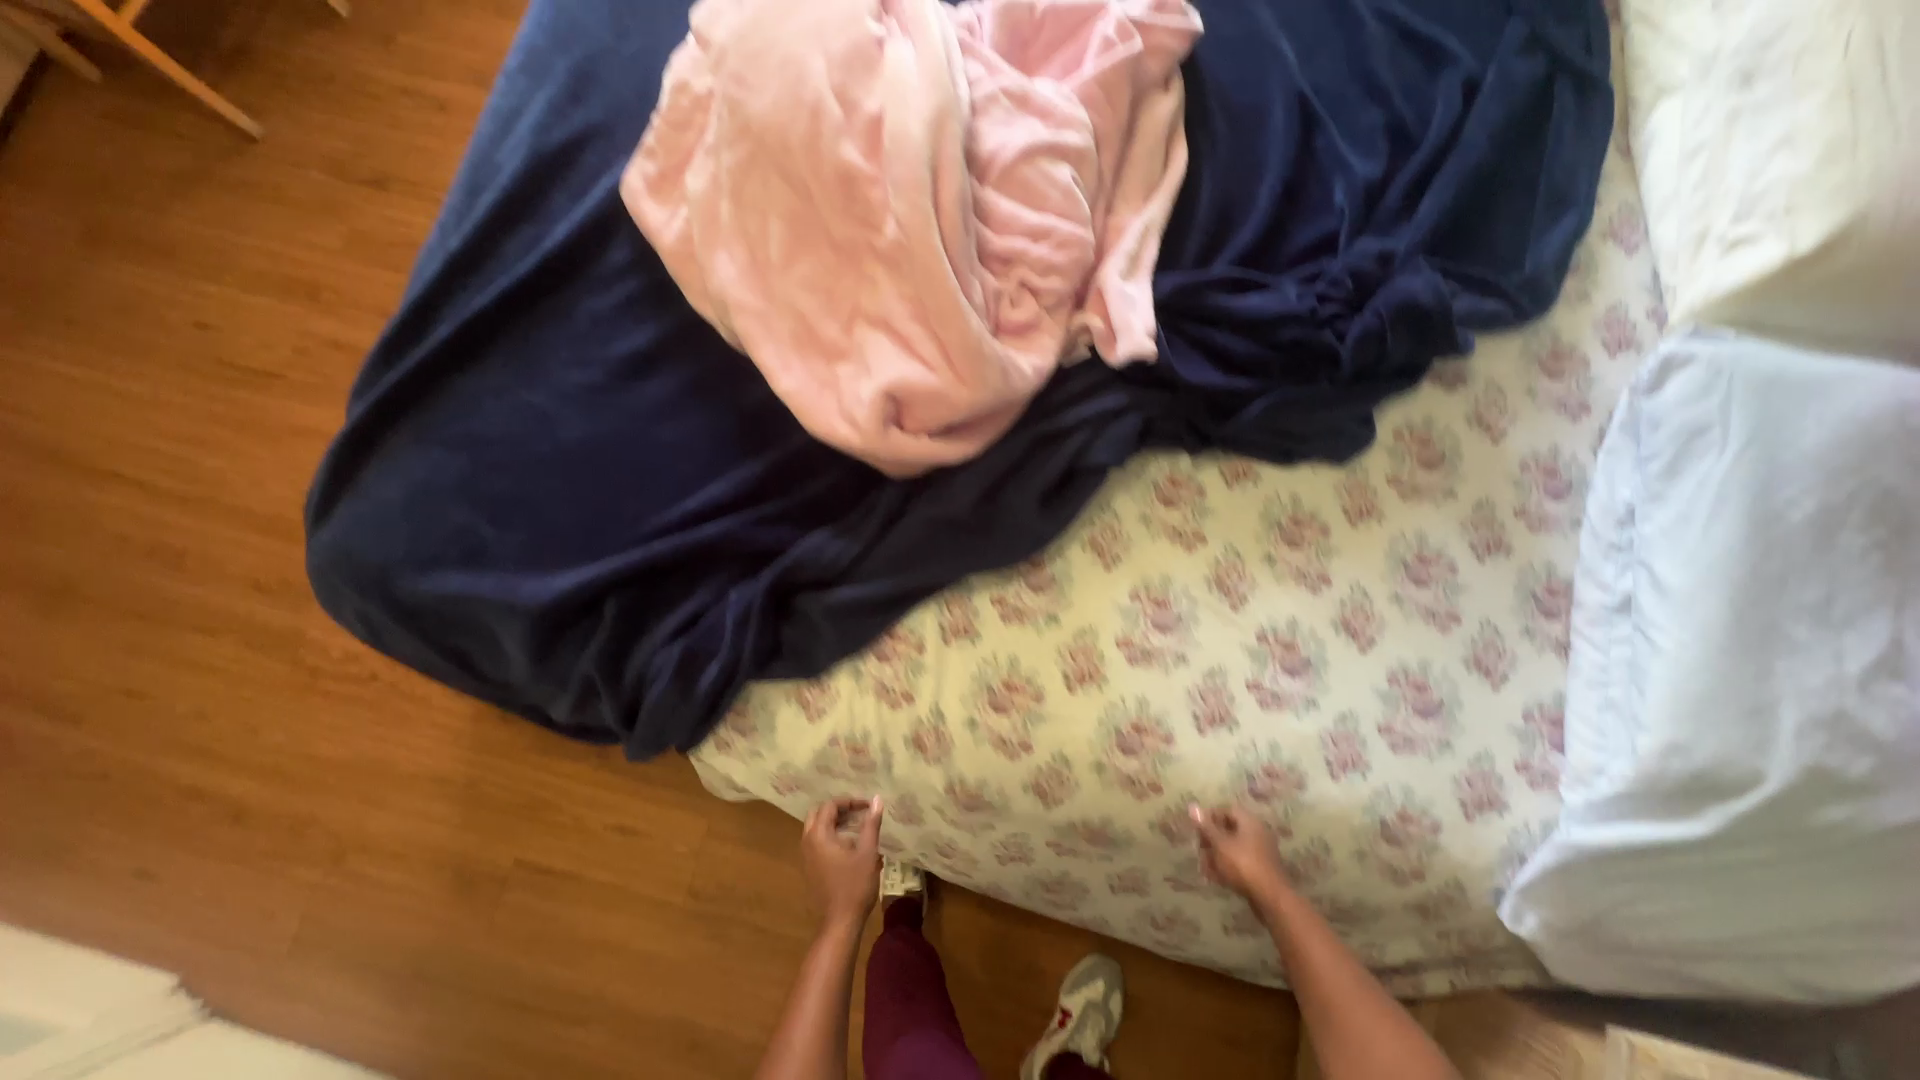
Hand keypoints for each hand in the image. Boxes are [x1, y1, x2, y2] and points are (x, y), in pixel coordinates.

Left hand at [801, 796, 883, 931]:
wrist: (840, 921)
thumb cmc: (855, 885)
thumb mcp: (868, 852)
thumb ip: (871, 824)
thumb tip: (877, 800)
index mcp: (819, 835)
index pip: (830, 806)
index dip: (849, 801)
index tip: (868, 806)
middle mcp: (807, 842)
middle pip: (818, 814)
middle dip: (838, 809)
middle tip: (858, 812)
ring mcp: (806, 857)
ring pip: (815, 829)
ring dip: (834, 823)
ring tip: (856, 827)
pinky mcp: (809, 869)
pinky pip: (816, 843)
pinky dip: (830, 836)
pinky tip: (849, 846)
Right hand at [1190, 803, 1288, 901]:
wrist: (1270, 897)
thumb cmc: (1242, 864)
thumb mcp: (1220, 844)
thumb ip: (1206, 826)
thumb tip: (1193, 806)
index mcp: (1250, 822)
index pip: (1226, 810)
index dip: (1210, 817)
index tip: (1197, 829)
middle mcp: (1257, 833)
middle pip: (1229, 829)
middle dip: (1211, 839)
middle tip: (1199, 849)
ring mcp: (1260, 852)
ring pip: (1233, 848)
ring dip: (1217, 855)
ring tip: (1204, 867)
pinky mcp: (1260, 869)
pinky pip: (1240, 862)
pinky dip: (1227, 867)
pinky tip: (1215, 878)